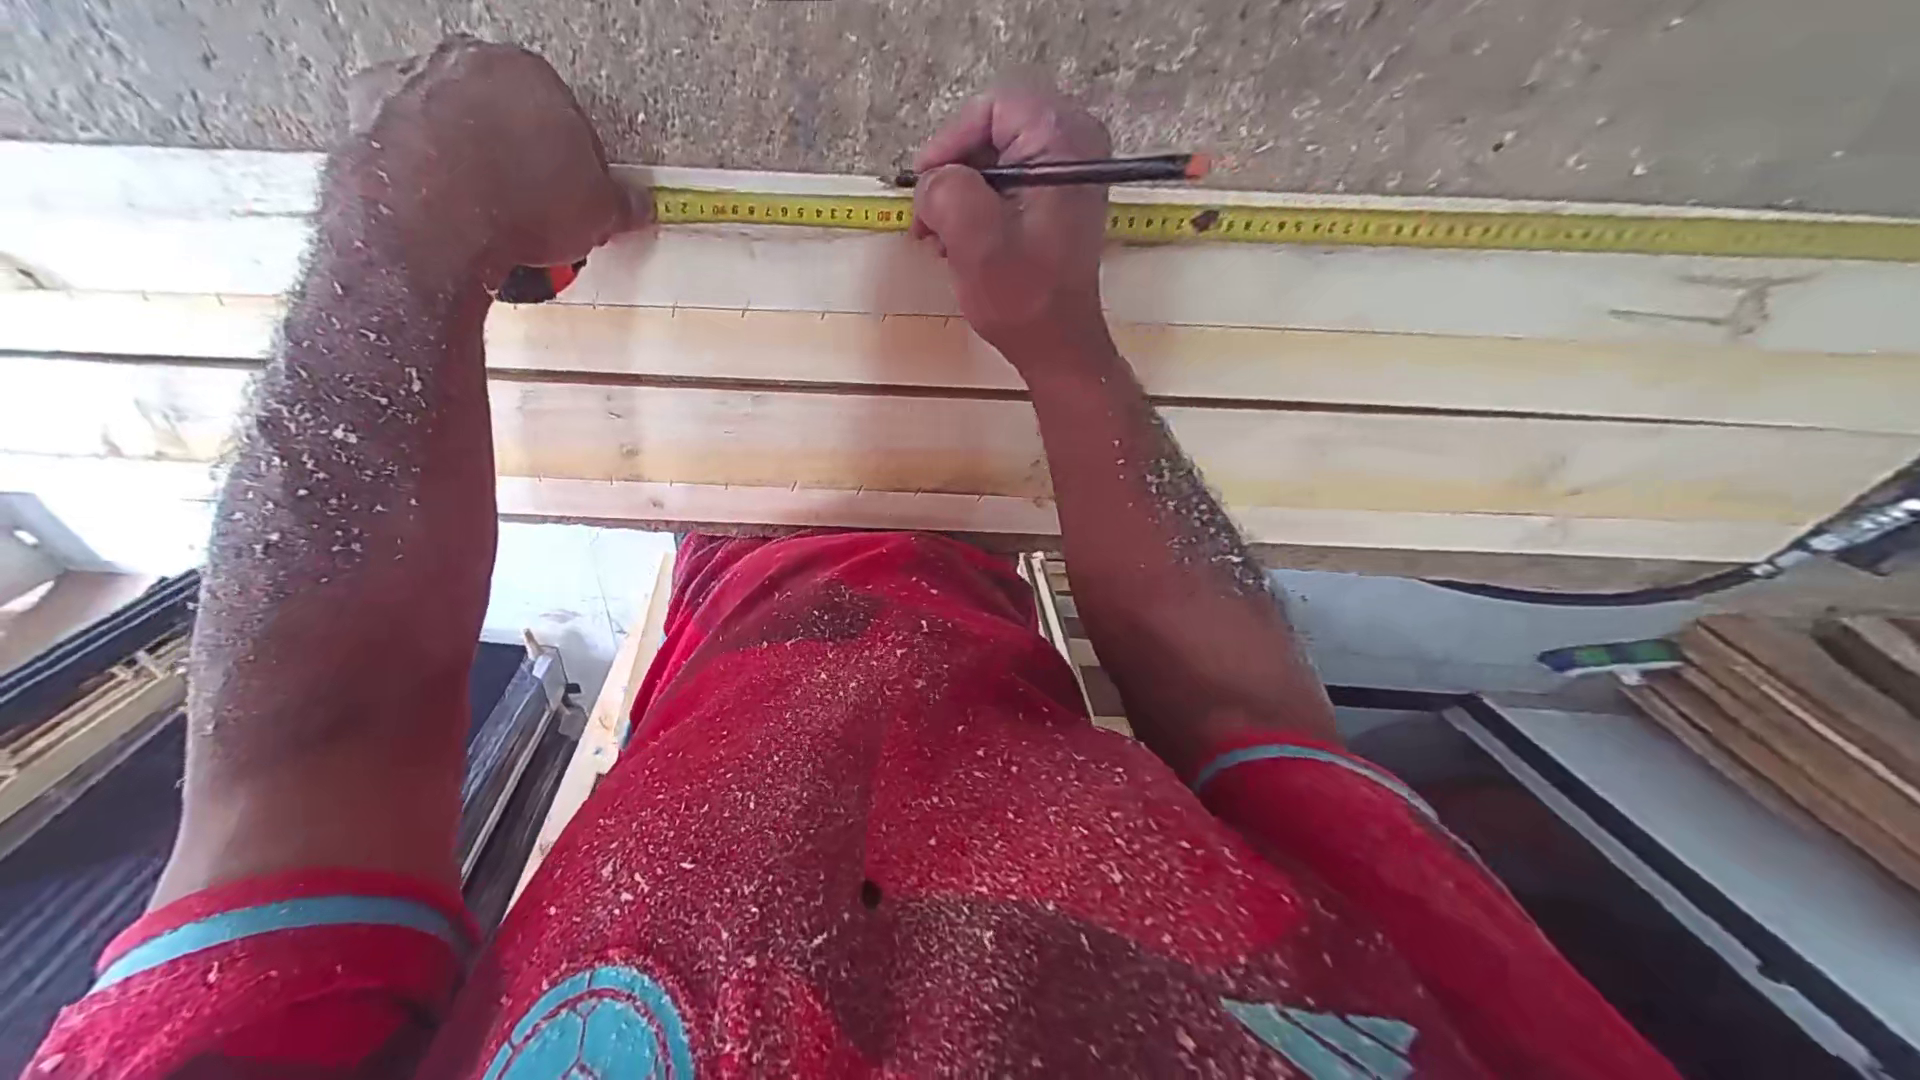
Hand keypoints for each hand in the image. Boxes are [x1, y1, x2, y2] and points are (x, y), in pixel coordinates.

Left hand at [343, 37, 642, 277]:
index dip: (585, 170)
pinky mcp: (372, 118)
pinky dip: (438, 179)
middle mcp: (467, 63)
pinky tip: (461, 214)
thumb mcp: (601, 212)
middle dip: (531, 162)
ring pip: (465, 132)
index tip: (586, 198)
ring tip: (506, 222)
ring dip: (485, 171)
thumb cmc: (517, 198)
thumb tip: (633, 205)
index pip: (574, 121)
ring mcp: (414, 85)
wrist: (436, 217)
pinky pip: (419, 153)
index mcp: (531, 72)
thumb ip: (621, 202)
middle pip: (513, 118)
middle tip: (548, 210)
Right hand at [911, 77, 1113, 368]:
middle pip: (992, 133)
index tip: (923, 186)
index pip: (991, 109)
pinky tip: (961, 243)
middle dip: (954, 174)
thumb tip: (932, 182)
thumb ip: (945, 189)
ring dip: (961, 197)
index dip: (948, 144)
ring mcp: (1071, 175)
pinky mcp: (1059, 203)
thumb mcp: (974, 239)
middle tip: (929, 218)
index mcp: (1064, 142)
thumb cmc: (1023, 298)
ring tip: (941, 238)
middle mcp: (1077, 146)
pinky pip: (1007, 186)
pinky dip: (979, 210)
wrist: (1059, 347)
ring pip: (995, 162)